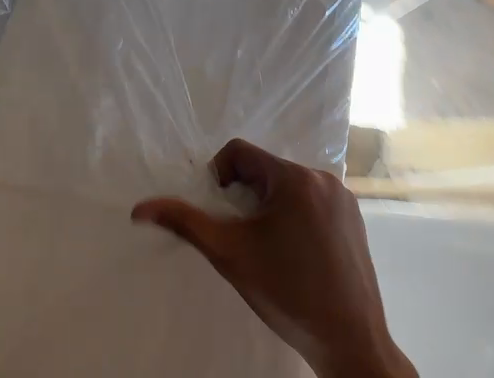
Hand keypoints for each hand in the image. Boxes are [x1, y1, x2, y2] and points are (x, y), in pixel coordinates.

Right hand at [132, 139, 416, 377]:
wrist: (349, 341)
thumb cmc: (286, 291)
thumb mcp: (227, 253)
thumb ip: (184, 221)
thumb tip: (139, 208)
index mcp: (293, 178)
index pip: (239, 152)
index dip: (219, 176)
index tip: (222, 212)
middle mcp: (322, 178)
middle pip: (265, 168)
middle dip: (246, 193)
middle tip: (243, 232)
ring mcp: (343, 199)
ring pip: (288, 184)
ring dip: (270, 204)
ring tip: (268, 244)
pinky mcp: (355, 218)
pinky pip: (313, 199)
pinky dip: (295, 214)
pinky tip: (295, 251)